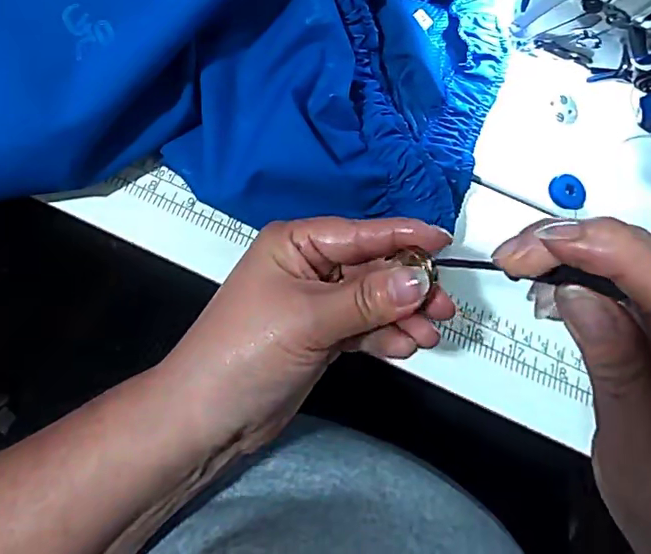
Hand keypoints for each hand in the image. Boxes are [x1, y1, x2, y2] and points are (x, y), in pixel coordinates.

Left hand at [157, 217, 457, 452]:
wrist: (207, 418)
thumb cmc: (241, 354)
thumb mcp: (308, 319)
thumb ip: (365, 299)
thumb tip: (416, 277)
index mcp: (293, 242)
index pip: (359, 233)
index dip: (402, 236)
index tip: (442, 241)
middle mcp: (305, 265)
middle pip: (370, 266)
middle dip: (407, 284)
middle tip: (443, 304)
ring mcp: (313, 302)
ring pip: (372, 299)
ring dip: (402, 314)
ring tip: (429, 332)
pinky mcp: (319, 334)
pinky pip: (363, 326)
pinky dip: (384, 334)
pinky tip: (402, 346)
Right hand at [492, 217, 650, 553]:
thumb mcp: (640, 465)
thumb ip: (614, 371)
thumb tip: (576, 291)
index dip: (582, 244)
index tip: (520, 252)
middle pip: (650, 258)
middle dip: (572, 244)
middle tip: (512, 260)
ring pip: (648, 267)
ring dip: (582, 260)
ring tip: (530, 277)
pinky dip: (601, 282)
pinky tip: (568, 294)